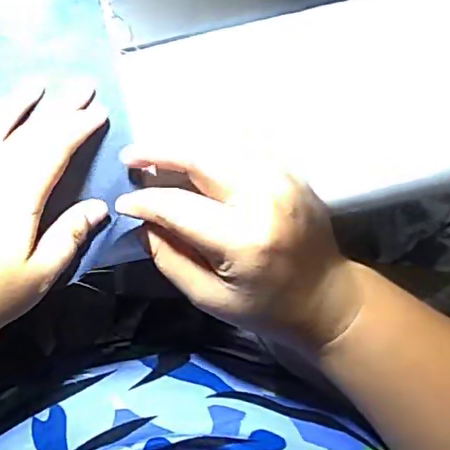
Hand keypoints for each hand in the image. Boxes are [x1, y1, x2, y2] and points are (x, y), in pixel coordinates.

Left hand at [0, 80, 110, 362]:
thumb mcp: (36, 277)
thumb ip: (67, 237)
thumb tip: (99, 207)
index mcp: (17, 195)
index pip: (54, 149)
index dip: (78, 127)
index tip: (98, 110)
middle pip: (27, 133)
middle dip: (58, 108)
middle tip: (81, 85)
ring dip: (10, 105)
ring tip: (32, 84)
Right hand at [116, 145, 363, 352]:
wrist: (327, 299)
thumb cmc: (265, 308)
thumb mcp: (208, 296)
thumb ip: (169, 257)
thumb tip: (142, 222)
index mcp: (242, 239)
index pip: (178, 206)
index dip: (144, 202)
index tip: (123, 203)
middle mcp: (264, 199)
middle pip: (200, 157)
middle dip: (158, 153)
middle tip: (129, 157)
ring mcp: (283, 179)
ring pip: (222, 142)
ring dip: (184, 143)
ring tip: (157, 153)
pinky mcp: (292, 173)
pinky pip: (247, 142)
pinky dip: (216, 141)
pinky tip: (196, 148)